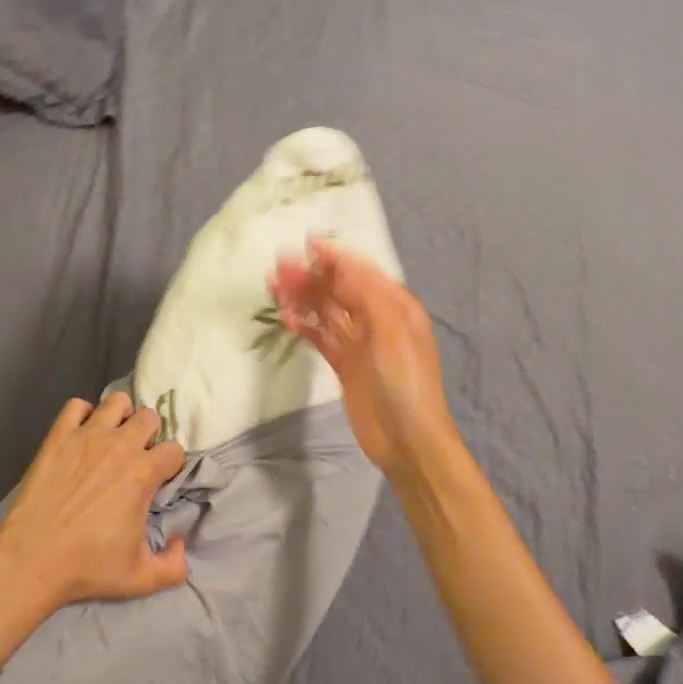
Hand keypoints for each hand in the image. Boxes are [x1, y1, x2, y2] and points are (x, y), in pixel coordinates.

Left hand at [0, 393, 189, 656]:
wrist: (32, 560)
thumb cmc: (88, 567)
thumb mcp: (140, 578)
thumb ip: (173, 567)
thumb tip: (182, 545)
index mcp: (143, 473)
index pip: (174, 450)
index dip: (171, 465)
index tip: (160, 480)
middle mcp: (120, 445)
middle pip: (150, 417)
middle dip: (150, 434)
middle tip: (138, 456)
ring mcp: (87, 435)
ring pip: (117, 402)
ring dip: (120, 417)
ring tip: (113, 437)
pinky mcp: (59, 435)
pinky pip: (76, 406)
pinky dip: (82, 415)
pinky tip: (80, 434)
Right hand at [271, 238, 456, 474]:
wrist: (408, 439)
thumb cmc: (405, 378)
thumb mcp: (392, 328)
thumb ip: (365, 291)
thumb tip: (336, 259)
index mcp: (394, 304)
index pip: (359, 271)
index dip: (333, 256)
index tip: (305, 243)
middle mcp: (376, 318)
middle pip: (338, 288)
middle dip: (311, 275)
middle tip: (279, 265)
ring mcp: (358, 342)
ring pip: (325, 310)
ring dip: (301, 297)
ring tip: (274, 287)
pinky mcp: (343, 364)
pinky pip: (320, 337)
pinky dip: (304, 326)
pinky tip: (286, 319)